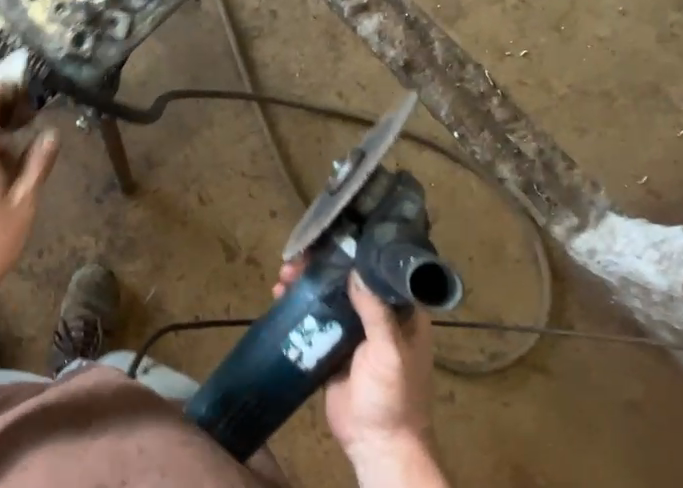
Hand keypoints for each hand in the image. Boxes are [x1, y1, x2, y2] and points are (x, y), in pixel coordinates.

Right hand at [274, 264, 434, 454]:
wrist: (377, 444)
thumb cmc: (393, 397)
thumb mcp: (389, 352)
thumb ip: (375, 312)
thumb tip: (355, 269)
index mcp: (402, 316)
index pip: (380, 273)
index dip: (355, 254)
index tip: (328, 239)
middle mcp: (378, 319)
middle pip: (347, 282)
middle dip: (321, 267)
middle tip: (296, 259)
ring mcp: (353, 333)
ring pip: (327, 297)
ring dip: (305, 284)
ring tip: (283, 276)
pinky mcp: (331, 347)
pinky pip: (313, 319)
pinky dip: (297, 305)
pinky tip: (279, 297)